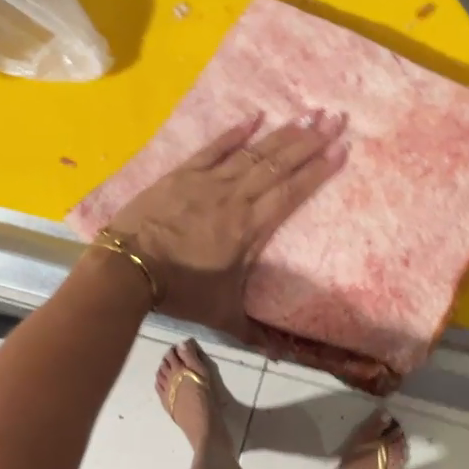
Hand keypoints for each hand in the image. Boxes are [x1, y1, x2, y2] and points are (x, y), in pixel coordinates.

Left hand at [105, 109, 348, 342]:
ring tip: (309, 112)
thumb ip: (253, 329)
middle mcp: (235, 198)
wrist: (126, 269)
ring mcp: (208, 181)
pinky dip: (236, 132)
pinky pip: (214, 147)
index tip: (342, 149)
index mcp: (249, 228)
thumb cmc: (179, 292)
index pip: (291, 192)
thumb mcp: (222, 314)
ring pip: (253, 151)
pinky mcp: (182, 174)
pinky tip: (256, 117)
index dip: (318, 171)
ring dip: (283, 132)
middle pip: (279, 164)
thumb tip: (280, 355)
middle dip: (310, 140)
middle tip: (336, 118)